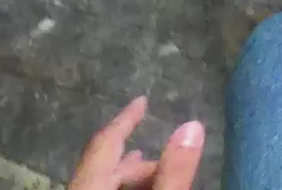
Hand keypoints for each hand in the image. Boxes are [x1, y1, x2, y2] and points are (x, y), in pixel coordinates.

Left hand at [68, 96, 203, 189]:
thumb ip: (172, 170)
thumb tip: (192, 125)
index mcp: (89, 186)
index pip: (104, 144)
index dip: (125, 120)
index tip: (142, 99)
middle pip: (103, 168)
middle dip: (138, 160)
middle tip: (169, 160)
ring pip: (101, 184)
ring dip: (132, 175)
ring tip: (159, 175)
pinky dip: (123, 188)